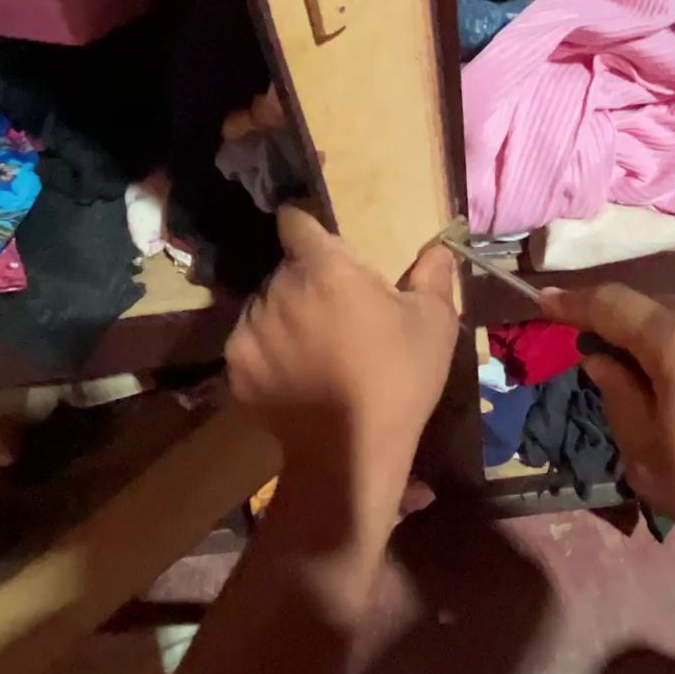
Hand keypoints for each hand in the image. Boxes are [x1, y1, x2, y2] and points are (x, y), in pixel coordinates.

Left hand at [227, 206, 458, 534]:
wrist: (350, 452)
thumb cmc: (399, 379)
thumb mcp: (433, 324)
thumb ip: (432, 276)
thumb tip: (438, 249)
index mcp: (324, 267)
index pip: (295, 221)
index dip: (307, 227)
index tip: (323, 245)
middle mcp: (278, 287)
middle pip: (285, 268)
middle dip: (307, 281)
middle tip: (337, 313)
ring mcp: (250, 328)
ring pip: (265, 304)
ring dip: (285, 314)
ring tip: (316, 349)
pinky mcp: (236, 365)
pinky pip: (251, 342)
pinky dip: (269, 350)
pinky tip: (297, 375)